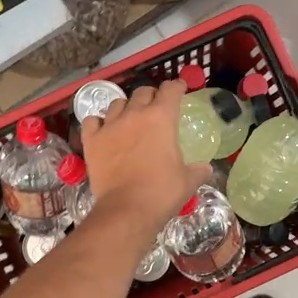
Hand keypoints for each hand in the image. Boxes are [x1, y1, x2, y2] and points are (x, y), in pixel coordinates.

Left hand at [80, 77, 210, 233]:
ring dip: (125, 107)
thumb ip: (198, 170)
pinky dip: (98, 122)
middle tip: (155, 108)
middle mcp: (134, 114)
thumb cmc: (162, 192)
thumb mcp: (188, 181)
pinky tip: (103, 130)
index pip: (170, 90)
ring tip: (129, 119)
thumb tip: (206, 169)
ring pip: (117, 103)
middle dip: (151, 96)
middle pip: (142, 92)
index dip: (176, 87)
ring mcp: (110, 126)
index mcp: (161, 118)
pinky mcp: (92, 140)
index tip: (179, 89)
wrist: (127, 209)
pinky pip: (92, 120)